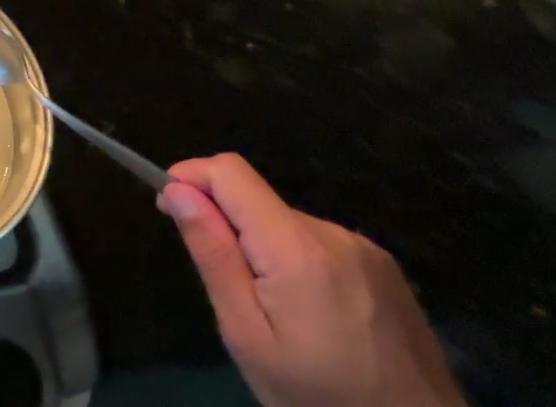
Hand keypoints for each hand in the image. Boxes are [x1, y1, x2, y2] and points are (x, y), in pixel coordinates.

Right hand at [158, 154, 464, 406]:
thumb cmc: (319, 398)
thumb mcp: (247, 335)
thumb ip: (213, 255)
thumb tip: (177, 191)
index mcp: (296, 247)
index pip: (229, 172)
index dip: (190, 177)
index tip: (170, 210)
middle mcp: (334, 233)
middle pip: (256, 199)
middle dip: (228, 227)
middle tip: (228, 291)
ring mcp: (365, 248)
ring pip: (285, 222)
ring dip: (263, 247)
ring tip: (275, 313)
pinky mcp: (384, 267)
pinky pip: (318, 243)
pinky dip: (296, 261)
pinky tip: (312, 315)